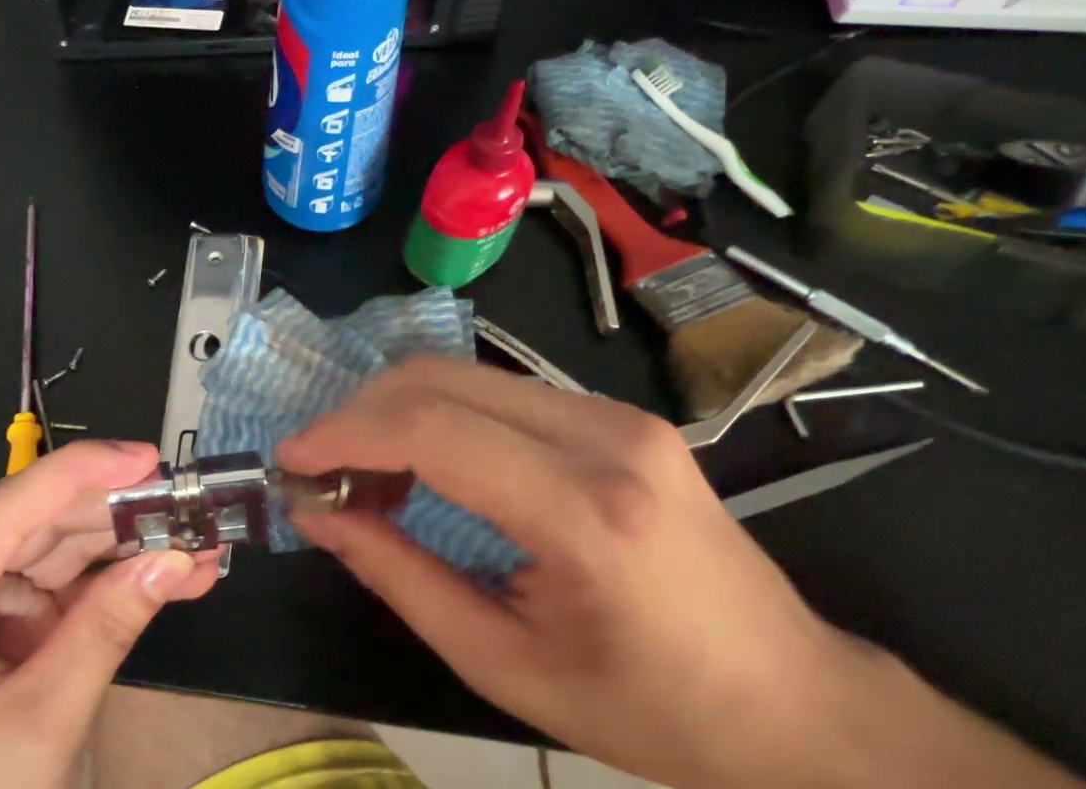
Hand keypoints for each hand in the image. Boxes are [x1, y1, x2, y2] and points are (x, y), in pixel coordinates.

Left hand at [0, 440, 220, 788]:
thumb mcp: (40, 723)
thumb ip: (106, 630)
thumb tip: (177, 559)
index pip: (1, 515)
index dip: (75, 475)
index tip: (145, 456)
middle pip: (34, 525)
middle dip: (114, 511)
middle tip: (187, 499)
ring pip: (58, 549)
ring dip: (127, 544)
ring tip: (198, 536)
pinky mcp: (7, 623)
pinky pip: (67, 587)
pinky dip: (119, 582)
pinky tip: (174, 573)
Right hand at [276, 358, 891, 788]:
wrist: (797, 704)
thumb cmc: (652, 711)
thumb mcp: (503, 664)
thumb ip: (397, 575)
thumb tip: (316, 513)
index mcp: (584, 511)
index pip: (430, 429)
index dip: (342, 434)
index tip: (288, 461)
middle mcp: (605, 437)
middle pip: (438, 379)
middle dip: (357, 415)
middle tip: (320, 473)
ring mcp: (619, 415)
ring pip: (462, 374)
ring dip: (394, 413)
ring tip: (367, 478)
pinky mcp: (619, 415)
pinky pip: (497, 391)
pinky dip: (438, 416)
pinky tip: (425, 467)